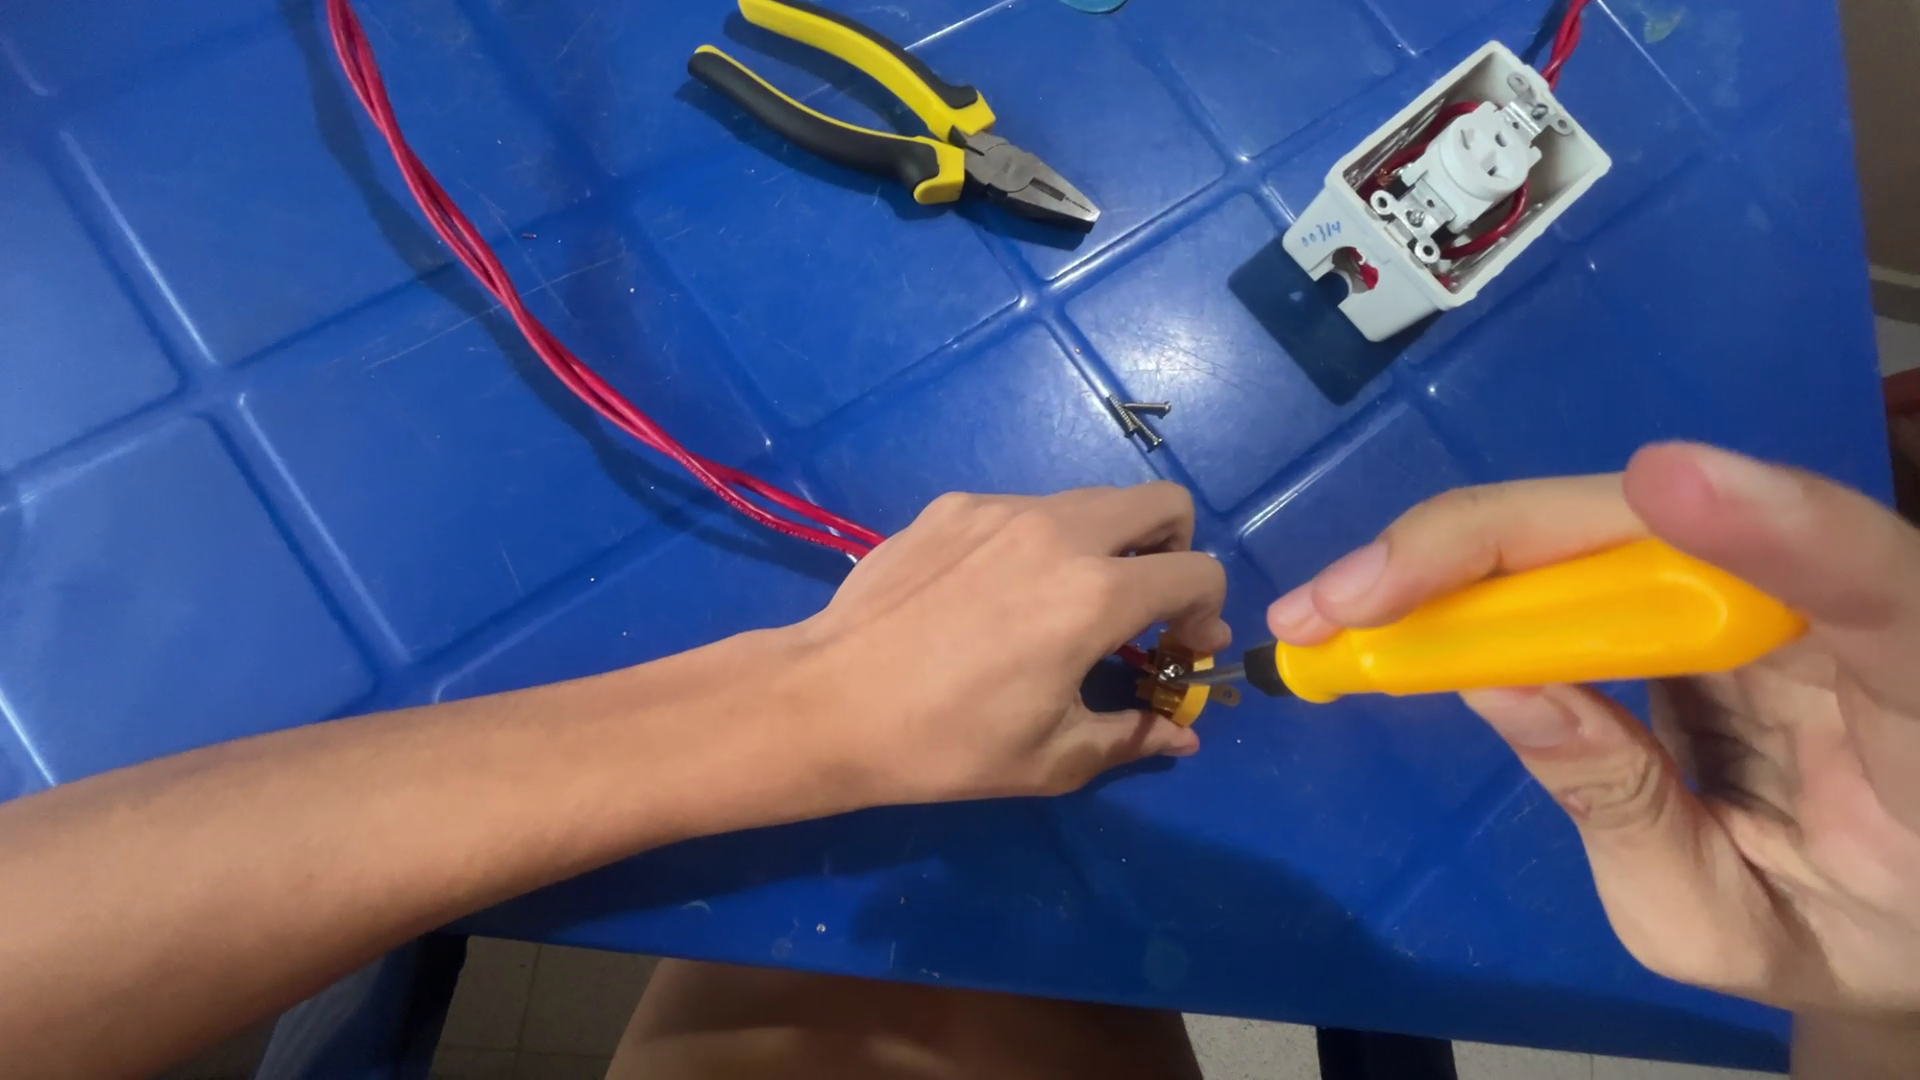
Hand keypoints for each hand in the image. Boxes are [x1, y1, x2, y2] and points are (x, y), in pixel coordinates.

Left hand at [788, 484, 1229, 805]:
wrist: (830, 700)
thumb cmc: (946, 742)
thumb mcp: (1052, 759)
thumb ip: (1133, 737)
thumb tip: (1181, 736)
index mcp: (1094, 593)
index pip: (1198, 571)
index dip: (1208, 612)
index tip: (1183, 647)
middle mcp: (1057, 531)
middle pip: (1161, 503)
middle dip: (1173, 549)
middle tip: (1143, 603)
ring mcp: (1000, 509)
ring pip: (1090, 500)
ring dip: (1106, 543)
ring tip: (1064, 598)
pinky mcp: (953, 505)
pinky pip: (1023, 509)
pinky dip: (1039, 540)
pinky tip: (994, 590)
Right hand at [1267, 443, 1919, 1015]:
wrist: (1871, 899)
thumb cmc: (1829, 928)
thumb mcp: (1731, 925)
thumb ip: (1627, 814)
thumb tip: (1489, 684)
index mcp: (1914, 700)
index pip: (1876, 587)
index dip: (1774, 523)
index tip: (1663, 480)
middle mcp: (1819, 607)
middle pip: (1631, 527)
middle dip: (1463, 553)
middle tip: (1329, 608)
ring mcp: (1724, 581)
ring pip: (1560, 527)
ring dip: (1424, 562)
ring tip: (1318, 615)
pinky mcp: (1650, 581)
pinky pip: (1537, 558)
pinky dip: (1441, 581)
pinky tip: (1368, 608)